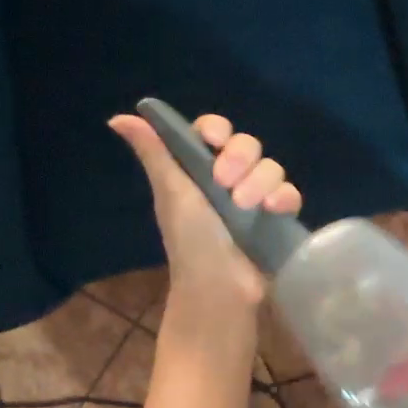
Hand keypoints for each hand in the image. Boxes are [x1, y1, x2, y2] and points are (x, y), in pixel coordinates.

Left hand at [107, 112, 301, 350]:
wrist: (219, 290)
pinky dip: (284, 197)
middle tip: (224, 182)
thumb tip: (117, 117)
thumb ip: (154, 153)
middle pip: (247, 144)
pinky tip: (272, 210)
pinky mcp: (277, 217)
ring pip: (271, 167)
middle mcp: (228, 178)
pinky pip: (289, 192)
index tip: (213, 141)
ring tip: (247, 206)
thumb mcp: (171, 193)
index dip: (216, 129)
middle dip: (240, 158)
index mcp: (198, 169)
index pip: (213, 131)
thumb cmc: (190, 241)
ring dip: (260, 181)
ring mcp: (256, 197)